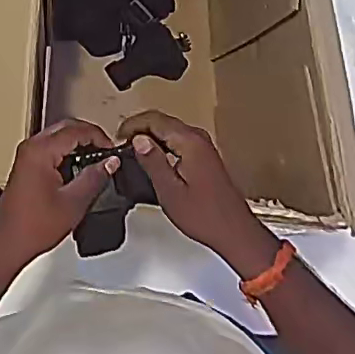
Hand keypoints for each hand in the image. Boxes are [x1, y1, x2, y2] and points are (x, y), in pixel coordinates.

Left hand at [0, 119, 117, 273]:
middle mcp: (31, 147)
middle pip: (65, 127)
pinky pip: (49, 147)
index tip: (111, 149)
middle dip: (88, 135)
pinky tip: (78, 168)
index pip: (75, 130)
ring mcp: (26, 155)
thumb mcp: (74, 202)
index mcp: (41, 151)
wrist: (9, 241)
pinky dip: (66, 151)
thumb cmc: (33, 225)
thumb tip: (109, 162)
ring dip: (77, 142)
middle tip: (106, 151)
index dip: (98, 136)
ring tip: (96, 160)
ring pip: (57, 136)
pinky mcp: (26, 164)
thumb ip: (95, 177)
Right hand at [116, 110, 280, 273]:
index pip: (154, 120)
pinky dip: (162, 143)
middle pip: (163, 121)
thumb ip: (152, 161)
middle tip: (122, 142)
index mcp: (190, 143)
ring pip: (170, 129)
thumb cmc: (206, 216)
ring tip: (133, 149)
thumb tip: (138, 140)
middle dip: (140, 128)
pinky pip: (178, 139)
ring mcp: (204, 147)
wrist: (235, 233)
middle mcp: (199, 139)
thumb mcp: (169, 190)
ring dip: (150, 135)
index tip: (119, 138)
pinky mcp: (205, 156)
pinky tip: (153, 157)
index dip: (132, 125)